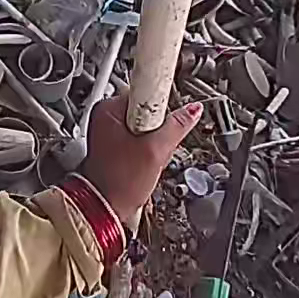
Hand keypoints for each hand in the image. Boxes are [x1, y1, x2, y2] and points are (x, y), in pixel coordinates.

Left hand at [82, 95, 201, 223]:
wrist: (105, 206)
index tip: (167, 113)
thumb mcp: (155, 151)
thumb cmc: (119, 181)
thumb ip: (176, 126)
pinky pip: (141, 136)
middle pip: (148, 108)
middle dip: (159, 127)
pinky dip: (147, 147)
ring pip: (147, 124)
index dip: (161, 107)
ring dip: (154, 139)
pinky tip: (144, 161)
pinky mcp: (115, 143)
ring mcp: (109, 129)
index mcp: (107, 109)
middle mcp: (105, 115)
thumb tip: (193, 109)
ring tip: (147, 156)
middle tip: (154, 146)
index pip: (145, 91)